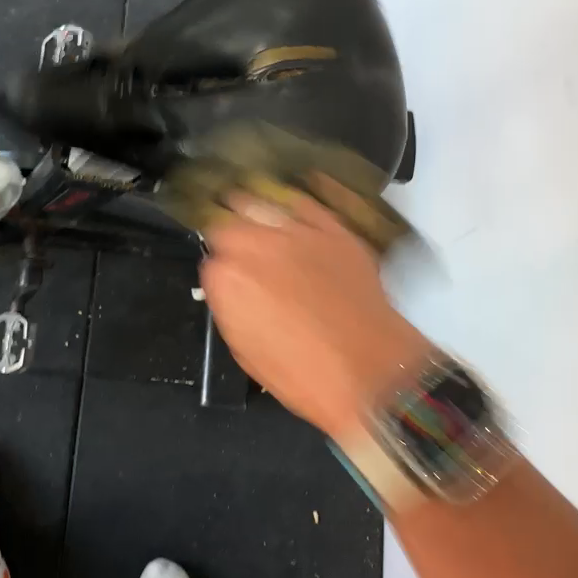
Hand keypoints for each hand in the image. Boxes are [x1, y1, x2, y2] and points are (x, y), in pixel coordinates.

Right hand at [199, 185, 433, 439]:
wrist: (370, 373)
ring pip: (259, 202)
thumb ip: (230, 307)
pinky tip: (289, 206)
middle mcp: (254, 243)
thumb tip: (231, 289)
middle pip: (228, 221)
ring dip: (251, 209)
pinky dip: (292, 204)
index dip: (218, 263)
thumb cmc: (302, 374)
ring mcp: (295, 231)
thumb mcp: (245, 350)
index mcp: (226, 277)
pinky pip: (304, 202)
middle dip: (228, 231)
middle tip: (235, 245)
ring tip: (252, 213)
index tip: (225, 273)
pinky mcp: (331, 228)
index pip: (207, 254)